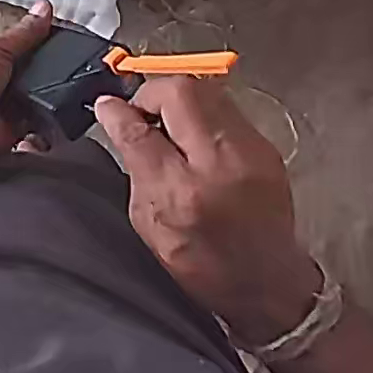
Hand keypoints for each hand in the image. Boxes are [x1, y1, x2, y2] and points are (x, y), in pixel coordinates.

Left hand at [0, 0, 53, 163]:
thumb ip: (24, 34)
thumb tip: (43, 8)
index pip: (25, 49)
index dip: (45, 44)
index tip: (68, 38)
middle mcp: (2, 85)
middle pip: (38, 77)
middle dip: (54, 75)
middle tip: (74, 69)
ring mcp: (10, 110)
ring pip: (43, 103)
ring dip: (51, 100)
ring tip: (65, 93)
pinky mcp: (17, 133)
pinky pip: (40, 129)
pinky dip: (48, 126)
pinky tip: (53, 117)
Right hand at [94, 76, 321, 344]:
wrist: (267, 283)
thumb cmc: (200, 262)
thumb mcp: (148, 221)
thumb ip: (135, 166)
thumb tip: (117, 120)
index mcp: (181, 191)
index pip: (139, 130)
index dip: (116, 111)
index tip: (106, 107)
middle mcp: (220, 164)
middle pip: (180, 91)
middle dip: (150, 93)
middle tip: (139, 112)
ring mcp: (251, 151)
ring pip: (206, 89)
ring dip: (176, 97)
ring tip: (164, 122)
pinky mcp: (266, 147)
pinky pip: (225, 107)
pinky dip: (199, 110)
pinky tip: (191, 134)